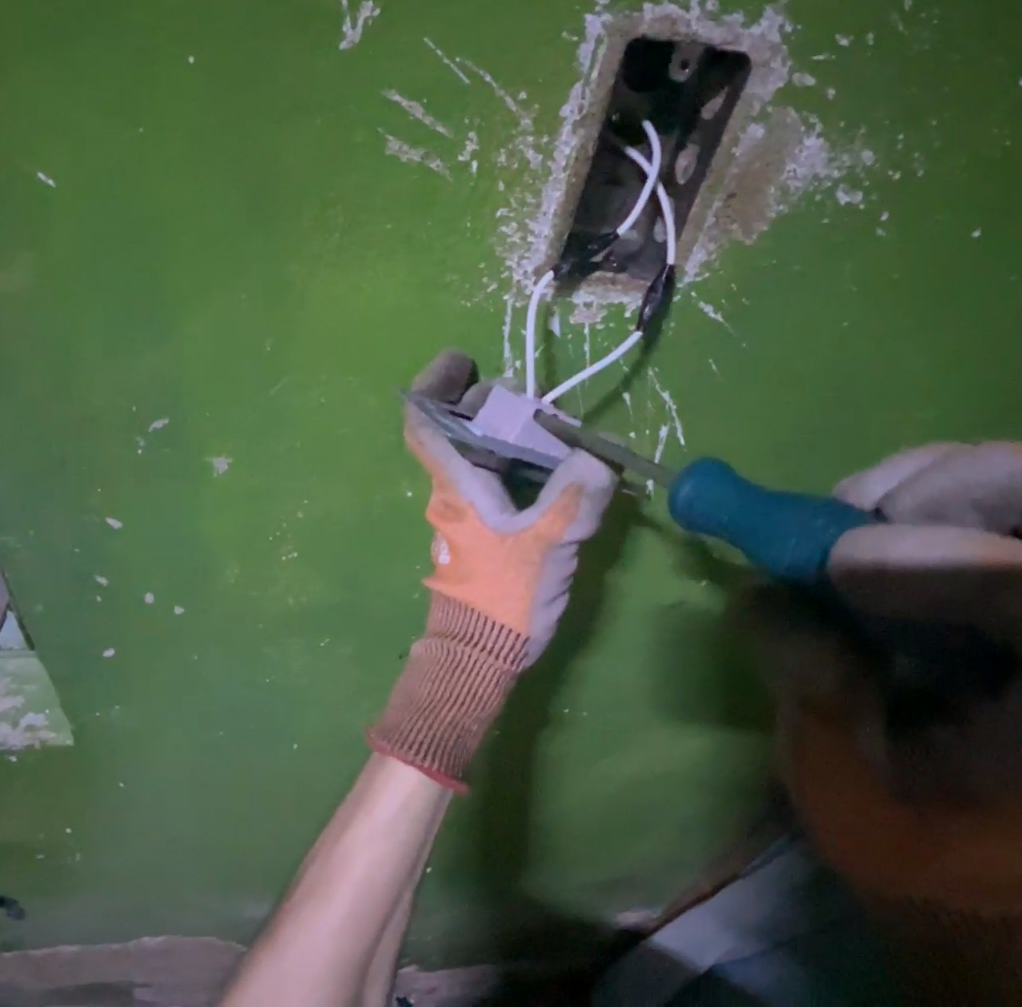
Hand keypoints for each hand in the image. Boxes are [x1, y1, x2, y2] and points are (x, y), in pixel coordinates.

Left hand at [367, 350, 615, 789]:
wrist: (479, 657)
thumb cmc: (503, 596)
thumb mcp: (546, 543)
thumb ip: (573, 498)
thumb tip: (598, 462)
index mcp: (454, 483)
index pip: (423, 420)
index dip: (437, 383)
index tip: (465, 362)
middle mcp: (451, 490)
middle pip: (460, 429)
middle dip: (494, 406)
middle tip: (537, 405)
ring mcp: (465, 513)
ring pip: (481, 456)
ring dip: (513, 438)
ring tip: (558, 435)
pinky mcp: (482, 534)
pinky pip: (497, 484)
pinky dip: (523, 468)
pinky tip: (560, 474)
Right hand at [778, 441, 1021, 911]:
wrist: (965, 869)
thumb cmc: (908, 851)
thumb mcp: (840, 800)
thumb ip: (814, 698)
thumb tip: (764, 594)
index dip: (963, 563)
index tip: (841, 560)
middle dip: (987, 489)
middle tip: (867, 511)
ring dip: (961, 479)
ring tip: (858, 513)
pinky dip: (950, 487)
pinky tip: (876, 521)